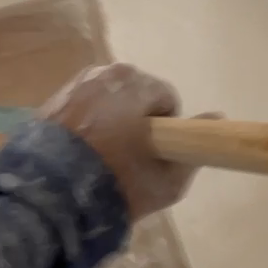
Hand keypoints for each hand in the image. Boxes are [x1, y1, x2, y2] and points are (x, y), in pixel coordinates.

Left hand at [37, 63, 214, 221]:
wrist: (51, 195)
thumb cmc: (116, 182)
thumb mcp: (167, 178)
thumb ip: (196, 148)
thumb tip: (216, 118)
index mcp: (135, 82)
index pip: (166, 101)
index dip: (167, 131)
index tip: (153, 157)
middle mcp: (104, 73)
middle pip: (136, 97)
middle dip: (137, 122)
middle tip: (129, 160)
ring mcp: (74, 84)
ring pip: (108, 102)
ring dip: (112, 121)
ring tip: (103, 158)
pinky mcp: (52, 100)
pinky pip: (83, 109)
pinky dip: (87, 125)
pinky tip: (81, 153)